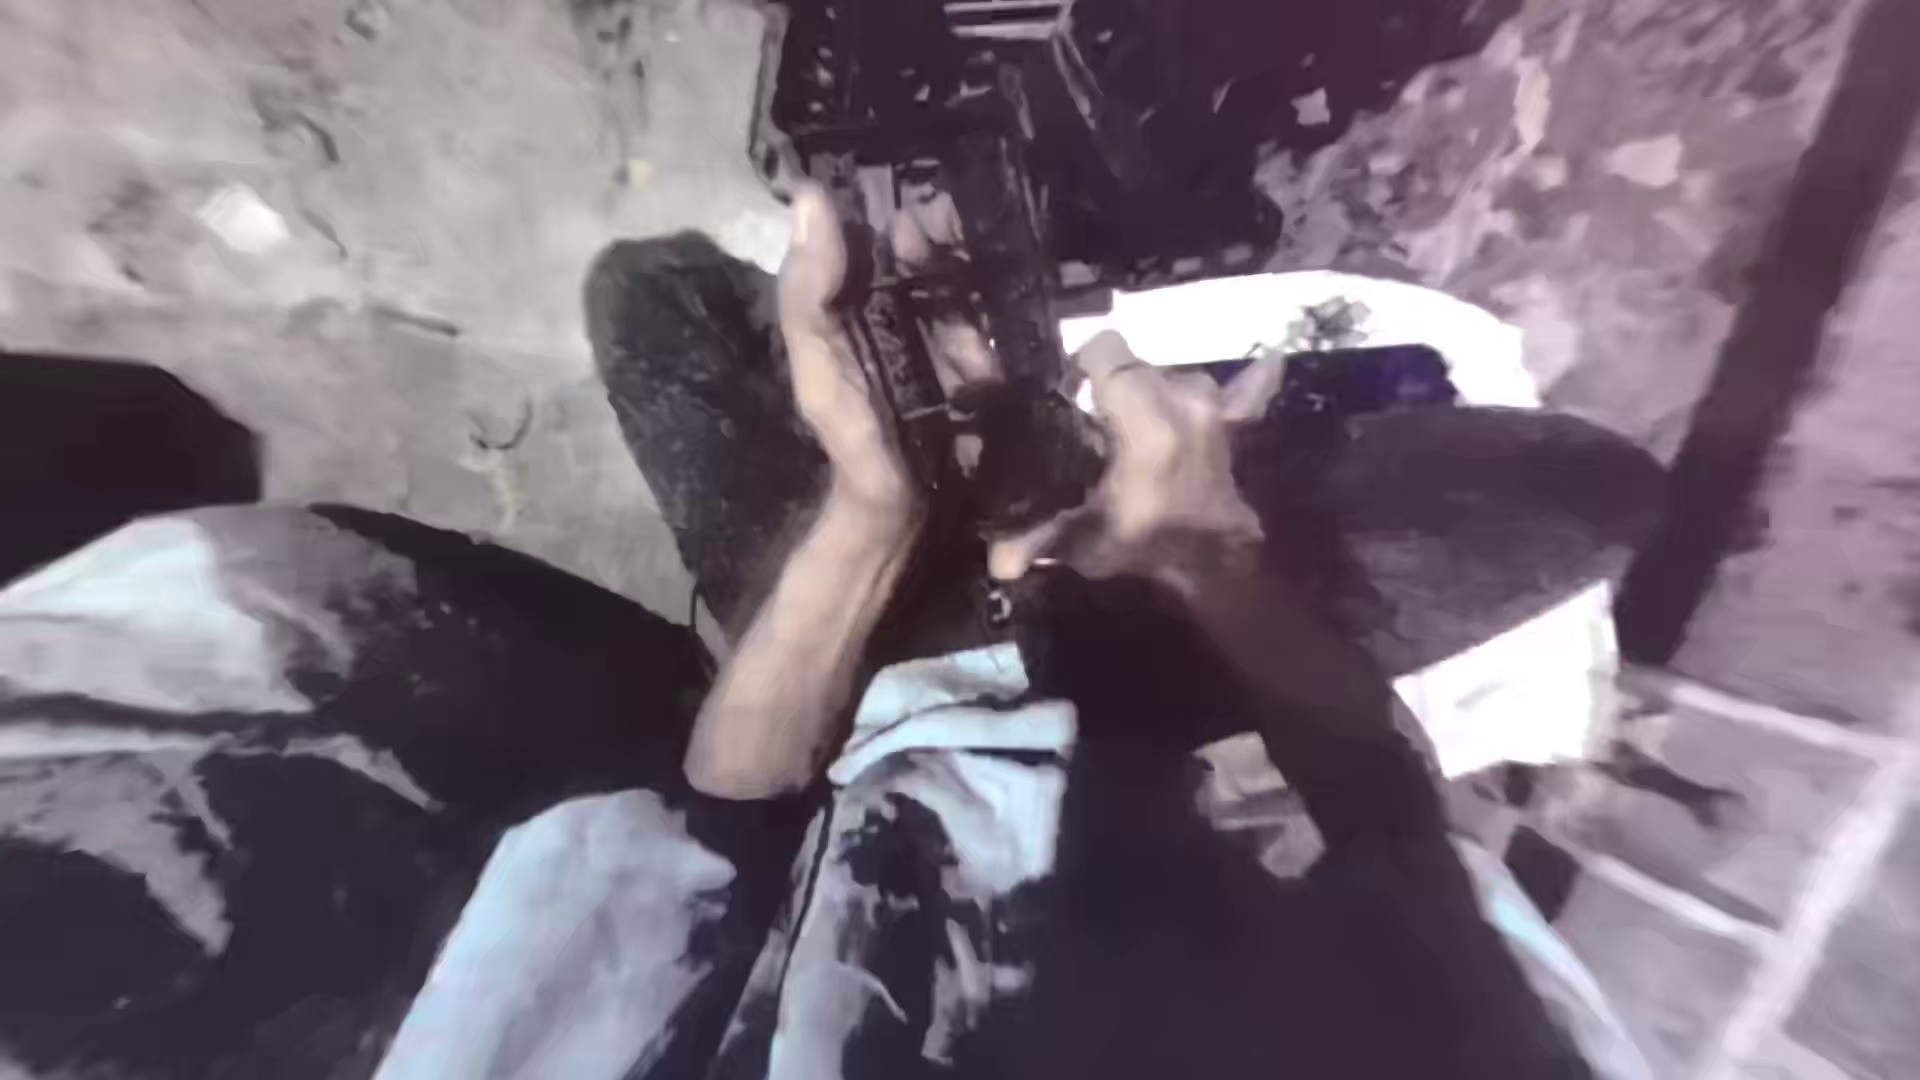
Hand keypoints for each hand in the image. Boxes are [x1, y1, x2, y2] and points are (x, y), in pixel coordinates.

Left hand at [778, 186, 999, 519]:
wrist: (899, 503)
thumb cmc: (851, 436)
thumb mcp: (816, 367)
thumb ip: (807, 295)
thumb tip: (812, 200)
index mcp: (862, 305)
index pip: (881, 239)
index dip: (899, 208)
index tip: (921, 197)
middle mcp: (909, 313)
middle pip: (935, 254)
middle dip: (954, 228)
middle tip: (971, 213)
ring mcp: (952, 338)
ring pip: (974, 283)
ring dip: (988, 258)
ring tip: (1003, 235)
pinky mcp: (987, 366)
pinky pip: (1001, 326)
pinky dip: (1012, 303)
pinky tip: (1026, 278)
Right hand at [990, 331, 1271, 584]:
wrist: (1212, 571)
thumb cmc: (1143, 550)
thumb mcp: (1081, 543)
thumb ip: (1035, 541)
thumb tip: (996, 564)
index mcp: (1146, 425)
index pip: (1106, 351)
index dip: (1079, 364)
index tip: (1065, 394)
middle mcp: (1185, 403)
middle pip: (1135, 365)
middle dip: (1108, 387)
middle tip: (1091, 425)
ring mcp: (1216, 411)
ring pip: (1170, 376)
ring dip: (1147, 393)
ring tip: (1131, 429)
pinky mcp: (1235, 426)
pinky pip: (1247, 389)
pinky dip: (1243, 381)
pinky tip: (1257, 365)